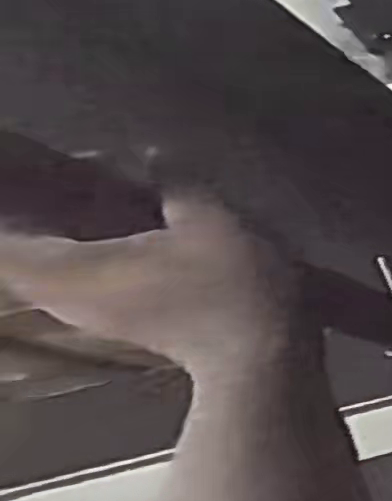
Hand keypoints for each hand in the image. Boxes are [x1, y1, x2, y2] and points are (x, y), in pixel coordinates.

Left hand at [0, 192, 300, 378]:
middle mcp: (52, 293)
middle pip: (18, 250)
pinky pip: (82, 278)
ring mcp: (83, 311)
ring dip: (70, 234)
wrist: (257, 346)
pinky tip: (134, 239)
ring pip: (51, 265)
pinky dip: (95, 254)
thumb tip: (154, 154)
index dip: (10, 199)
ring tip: (108, 205)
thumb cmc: (228, 282)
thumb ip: (180, 187)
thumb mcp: (214, 224)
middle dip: (40, 214)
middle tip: (74, 180)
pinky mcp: (115, 320)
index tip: (31, 173)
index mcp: (58, 268)